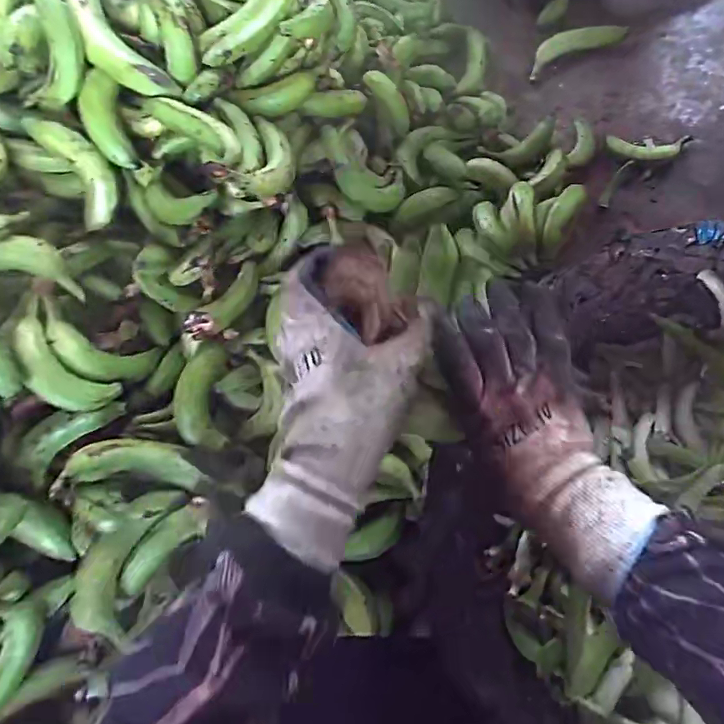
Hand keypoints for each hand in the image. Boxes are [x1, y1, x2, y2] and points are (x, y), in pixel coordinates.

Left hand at [245, 250, 429, 570]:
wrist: (329, 469)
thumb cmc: (359, 405)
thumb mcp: (399, 364)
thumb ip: (418, 330)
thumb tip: (430, 304)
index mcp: (308, 320)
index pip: (300, 274)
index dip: (320, 259)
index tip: (345, 254)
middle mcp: (293, 336)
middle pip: (304, 297)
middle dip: (331, 286)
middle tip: (362, 282)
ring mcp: (292, 362)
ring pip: (307, 323)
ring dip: (331, 312)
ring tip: (366, 311)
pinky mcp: (298, 384)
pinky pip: (311, 344)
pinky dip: (331, 336)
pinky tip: (360, 345)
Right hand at [437, 281, 663, 599]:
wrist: (560, 491)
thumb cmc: (512, 481)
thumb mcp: (474, 454)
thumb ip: (463, 420)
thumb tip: (449, 399)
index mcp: (479, 408)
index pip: (457, 359)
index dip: (445, 332)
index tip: (436, 314)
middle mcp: (504, 387)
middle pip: (486, 339)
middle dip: (474, 313)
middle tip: (467, 299)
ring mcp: (536, 379)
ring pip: (517, 332)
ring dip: (504, 305)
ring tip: (495, 287)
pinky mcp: (562, 377)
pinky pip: (552, 337)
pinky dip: (544, 312)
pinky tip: (534, 291)